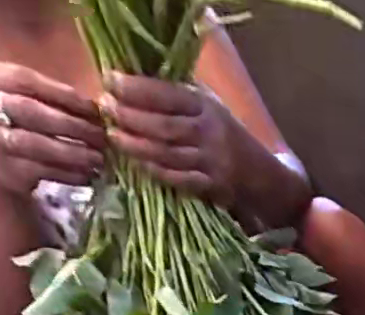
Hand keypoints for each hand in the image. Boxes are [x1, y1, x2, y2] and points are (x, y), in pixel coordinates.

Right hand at [0, 63, 106, 195]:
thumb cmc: (10, 125)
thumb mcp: (15, 99)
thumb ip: (44, 96)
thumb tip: (94, 109)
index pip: (26, 80)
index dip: (64, 94)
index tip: (94, 108)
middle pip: (33, 112)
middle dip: (74, 125)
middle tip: (102, 136)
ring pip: (39, 145)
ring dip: (75, 152)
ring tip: (99, 158)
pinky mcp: (3, 171)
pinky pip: (43, 171)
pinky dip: (69, 173)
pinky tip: (87, 174)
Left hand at [99, 72, 245, 207]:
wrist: (259, 174)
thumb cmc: (226, 135)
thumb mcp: (209, 107)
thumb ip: (179, 97)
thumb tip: (134, 81)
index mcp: (207, 106)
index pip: (168, 94)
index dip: (137, 88)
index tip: (109, 80)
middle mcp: (210, 133)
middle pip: (164, 125)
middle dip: (130, 116)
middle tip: (105, 108)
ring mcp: (211, 162)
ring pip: (167, 153)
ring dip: (136, 145)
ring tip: (112, 136)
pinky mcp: (211, 186)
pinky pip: (178, 179)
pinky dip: (155, 171)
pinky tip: (137, 164)